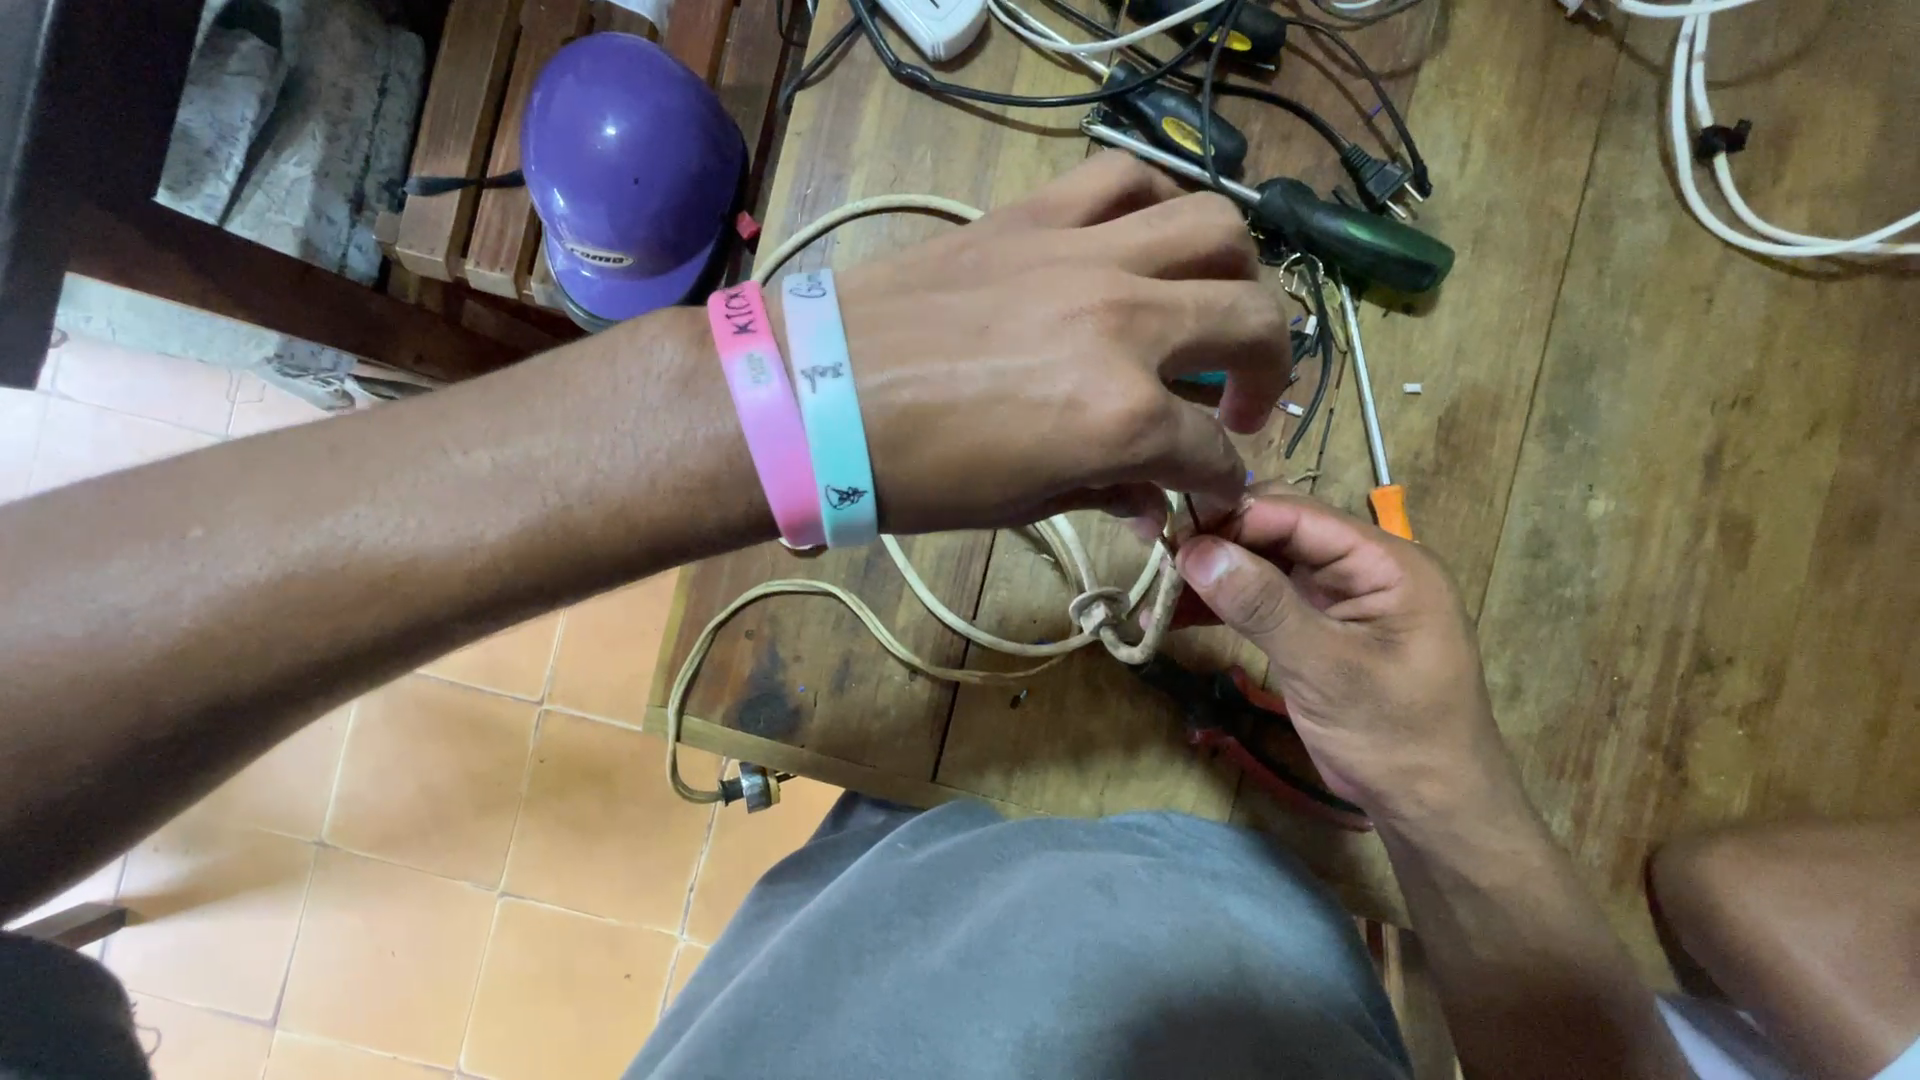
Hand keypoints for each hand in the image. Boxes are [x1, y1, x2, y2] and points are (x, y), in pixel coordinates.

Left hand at [814, 151, 1289, 533]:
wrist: (814, 399)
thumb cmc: (911, 475)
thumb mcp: (1019, 504)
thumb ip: (1105, 494)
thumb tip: (1155, 506)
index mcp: (1118, 417)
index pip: (1211, 451)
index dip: (1223, 481)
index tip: (1212, 491)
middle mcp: (1123, 324)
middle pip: (1256, 322)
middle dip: (1270, 373)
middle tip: (1236, 405)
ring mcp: (1082, 257)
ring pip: (1216, 229)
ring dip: (1236, 276)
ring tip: (1209, 312)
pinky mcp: (1033, 217)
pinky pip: (1124, 179)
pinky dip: (1155, 207)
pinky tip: (1144, 244)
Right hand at [1173, 494, 1509, 820]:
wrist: (1431, 807)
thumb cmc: (1395, 735)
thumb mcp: (1327, 668)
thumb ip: (1263, 606)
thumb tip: (1196, 552)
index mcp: (1385, 561)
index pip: (1298, 514)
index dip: (1234, 518)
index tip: (1173, 536)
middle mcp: (1361, 566)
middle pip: (1278, 530)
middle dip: (1218, 542)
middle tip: (1160, 560)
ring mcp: (1338, 596)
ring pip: (1264, 563)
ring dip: (1213, 575)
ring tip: (1158, 591)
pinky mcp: (1316, 625)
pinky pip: (1263, 599)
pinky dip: (1223, 606)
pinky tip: (1177, 616)